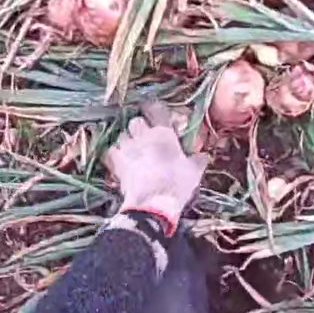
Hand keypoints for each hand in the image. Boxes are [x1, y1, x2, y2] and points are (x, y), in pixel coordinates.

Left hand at [105, 101, 208, 230]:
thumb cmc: (177, 184)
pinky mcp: (116, 162)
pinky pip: (110, 151)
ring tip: (132, 150)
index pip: (156, 109)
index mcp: (164, 133)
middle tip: (144, 137)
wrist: (154, 203)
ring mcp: (127, 148)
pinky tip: (119, 160)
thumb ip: (197, 160)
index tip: (154, 114)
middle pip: (135, 121)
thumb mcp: (194, 172)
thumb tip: (203, 156)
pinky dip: (113, 154)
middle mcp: (143, 136)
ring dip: (126, 140)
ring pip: (121, 135)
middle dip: (138, 127)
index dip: (153, 109)